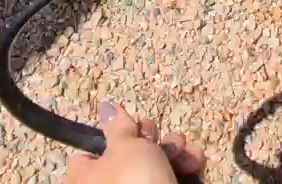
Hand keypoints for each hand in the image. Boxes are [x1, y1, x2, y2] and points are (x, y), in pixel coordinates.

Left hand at [64, 101, 205, 182]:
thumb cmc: (135, 181)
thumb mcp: (124, 145)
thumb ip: (117, 124)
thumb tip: (105, 105)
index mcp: (87, 177)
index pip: (88, 152)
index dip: (111, 135)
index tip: (129, 127)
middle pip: (129, 151)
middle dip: (151, 138)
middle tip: (155, 138)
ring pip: (154, 162)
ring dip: (174, 150)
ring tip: (183, 151)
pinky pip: (170, 176)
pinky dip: (184, 166)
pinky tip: (194, 162)